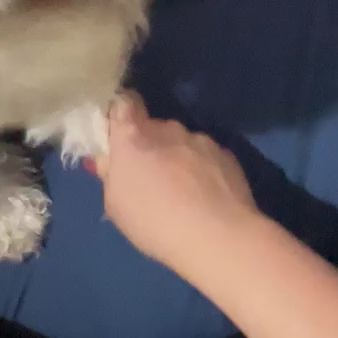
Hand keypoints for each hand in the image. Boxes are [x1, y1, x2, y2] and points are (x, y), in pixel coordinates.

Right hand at [94, 93, 263, 272]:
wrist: (217, 234)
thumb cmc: (155, 222)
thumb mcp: (115, 205)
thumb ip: (111, 174)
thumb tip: (111, 159)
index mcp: (134, 137)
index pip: (124, 103)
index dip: (121, 112)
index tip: (120, 131)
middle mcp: (169, 130)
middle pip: (155, 128)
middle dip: (151, 147)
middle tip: (151, 179)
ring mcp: (201, 139)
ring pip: (182, 143)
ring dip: (178, 159)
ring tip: (184, 194)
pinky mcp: (226, 153)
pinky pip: (206, 155)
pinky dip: (203, 169)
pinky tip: (206, 197)